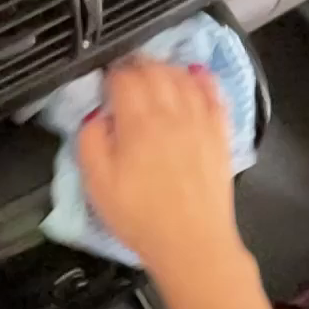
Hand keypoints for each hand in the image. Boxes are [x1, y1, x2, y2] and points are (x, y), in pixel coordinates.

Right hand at [77, 61, 248, 275]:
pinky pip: (213, 94)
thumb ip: (89, 141)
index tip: (102, 81)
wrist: (191, 243)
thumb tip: (95, 117)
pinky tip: (194, 76)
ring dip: (164, 68)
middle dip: (136, 65)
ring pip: (183, 77)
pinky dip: (202, 80)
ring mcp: (200, 122)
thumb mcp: (97, 183)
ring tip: (152, 72)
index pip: (124, 78)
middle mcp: (172, 114)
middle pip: (154, 71)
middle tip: (123, 73)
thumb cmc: (139, 216)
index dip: (110, 73)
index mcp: (138, 123)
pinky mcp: (219, 134)